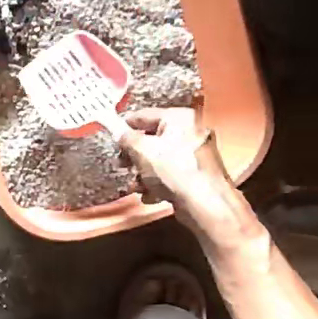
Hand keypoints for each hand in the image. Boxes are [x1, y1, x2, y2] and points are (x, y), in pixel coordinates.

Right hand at [117, 108, 253, 238]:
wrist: (205, 203)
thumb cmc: (173, 170)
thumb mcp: (141, 150)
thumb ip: (125, 138)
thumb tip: (119, 134)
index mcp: (179, 117)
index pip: (144, 115)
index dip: (124, 126)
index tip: (112, 137)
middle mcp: (191, 130)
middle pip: (153, 138)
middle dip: (135, 155)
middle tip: (122, 165)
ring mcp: (197, 152)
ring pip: (161, 158)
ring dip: (144, 172)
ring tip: (136, 186)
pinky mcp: (199, 173)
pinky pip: (172, 172)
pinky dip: (159, 182)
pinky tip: (151, 195)